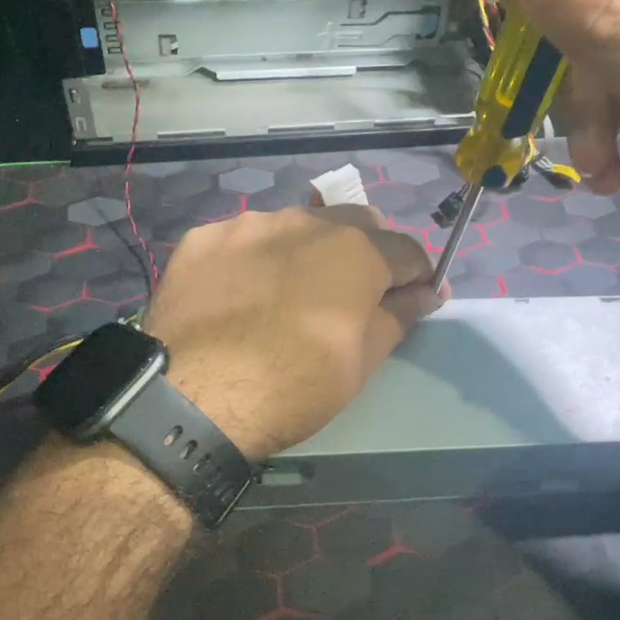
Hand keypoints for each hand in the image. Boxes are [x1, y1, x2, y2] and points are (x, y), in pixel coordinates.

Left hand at [140, 205, 442, 460]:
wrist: (193, 398)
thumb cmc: (294, 385)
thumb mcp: (362, 361)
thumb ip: (399, 315)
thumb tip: (426, 292)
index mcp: (355, 249)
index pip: (405, 249)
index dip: (416, 276)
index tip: (412, 300)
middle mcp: (304, 220)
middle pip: (352, 225)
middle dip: (364, 253)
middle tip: (351, 297)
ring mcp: (247, 224)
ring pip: (294, 226)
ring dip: (305, 252)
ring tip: (288, 296)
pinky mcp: (202, 239)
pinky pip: (243, 241)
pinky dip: (254, 261)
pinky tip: (240, 296)